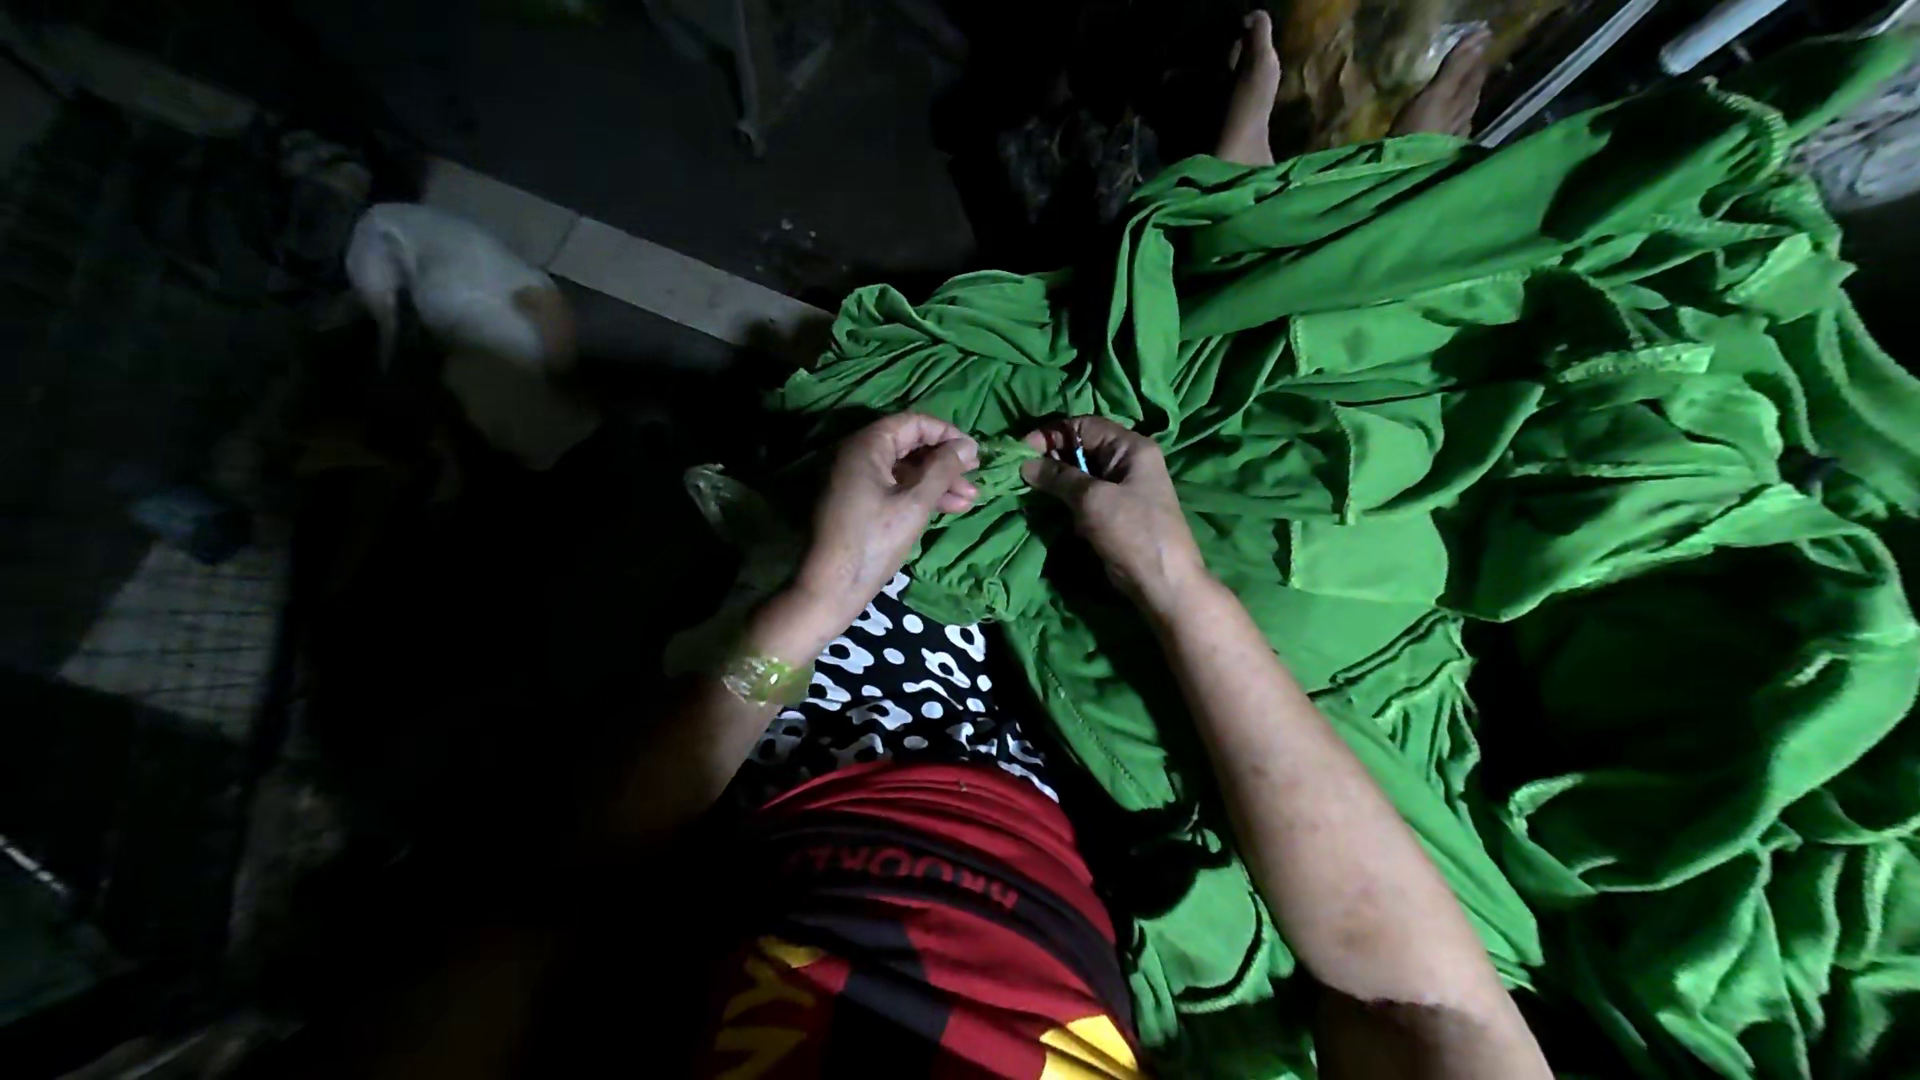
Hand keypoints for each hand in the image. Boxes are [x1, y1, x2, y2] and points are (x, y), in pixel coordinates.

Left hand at [791, 412, 978, 630]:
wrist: (832, 586)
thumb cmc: (874, 540)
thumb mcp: (915, 503)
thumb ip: (943, 469)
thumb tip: (967, 445)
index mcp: (866, 445)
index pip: (914, 423)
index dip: (947, 433)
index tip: (974, 452)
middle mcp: (858, 454)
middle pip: (910, 445)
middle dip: (945, 461)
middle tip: (975, 477)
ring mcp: (856, 478)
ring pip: (905, 469)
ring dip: (938, 481)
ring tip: (970, 499)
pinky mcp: (858, 500)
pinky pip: (894, 486)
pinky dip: (920, 494)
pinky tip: (949, 508)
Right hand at [1021, 416, 1208, 613]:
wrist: (1161, 582)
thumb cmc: (1132, 532)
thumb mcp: (1093, 499)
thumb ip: (1059, 477)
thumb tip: (1026, 464)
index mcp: (1131, 448)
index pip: (1085, 426)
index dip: (1052, 434)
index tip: (1023, 452)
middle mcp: (1127, 462)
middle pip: (1081, 448)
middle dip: (1051, 457)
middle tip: (1022, 473)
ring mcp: (1121, 488)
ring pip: (1080, 474)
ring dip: (1055, 481)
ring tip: (1030, 490)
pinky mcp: (1113, 512)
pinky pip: (1083, 496)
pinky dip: (1065, 499)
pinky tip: (1049, 508)